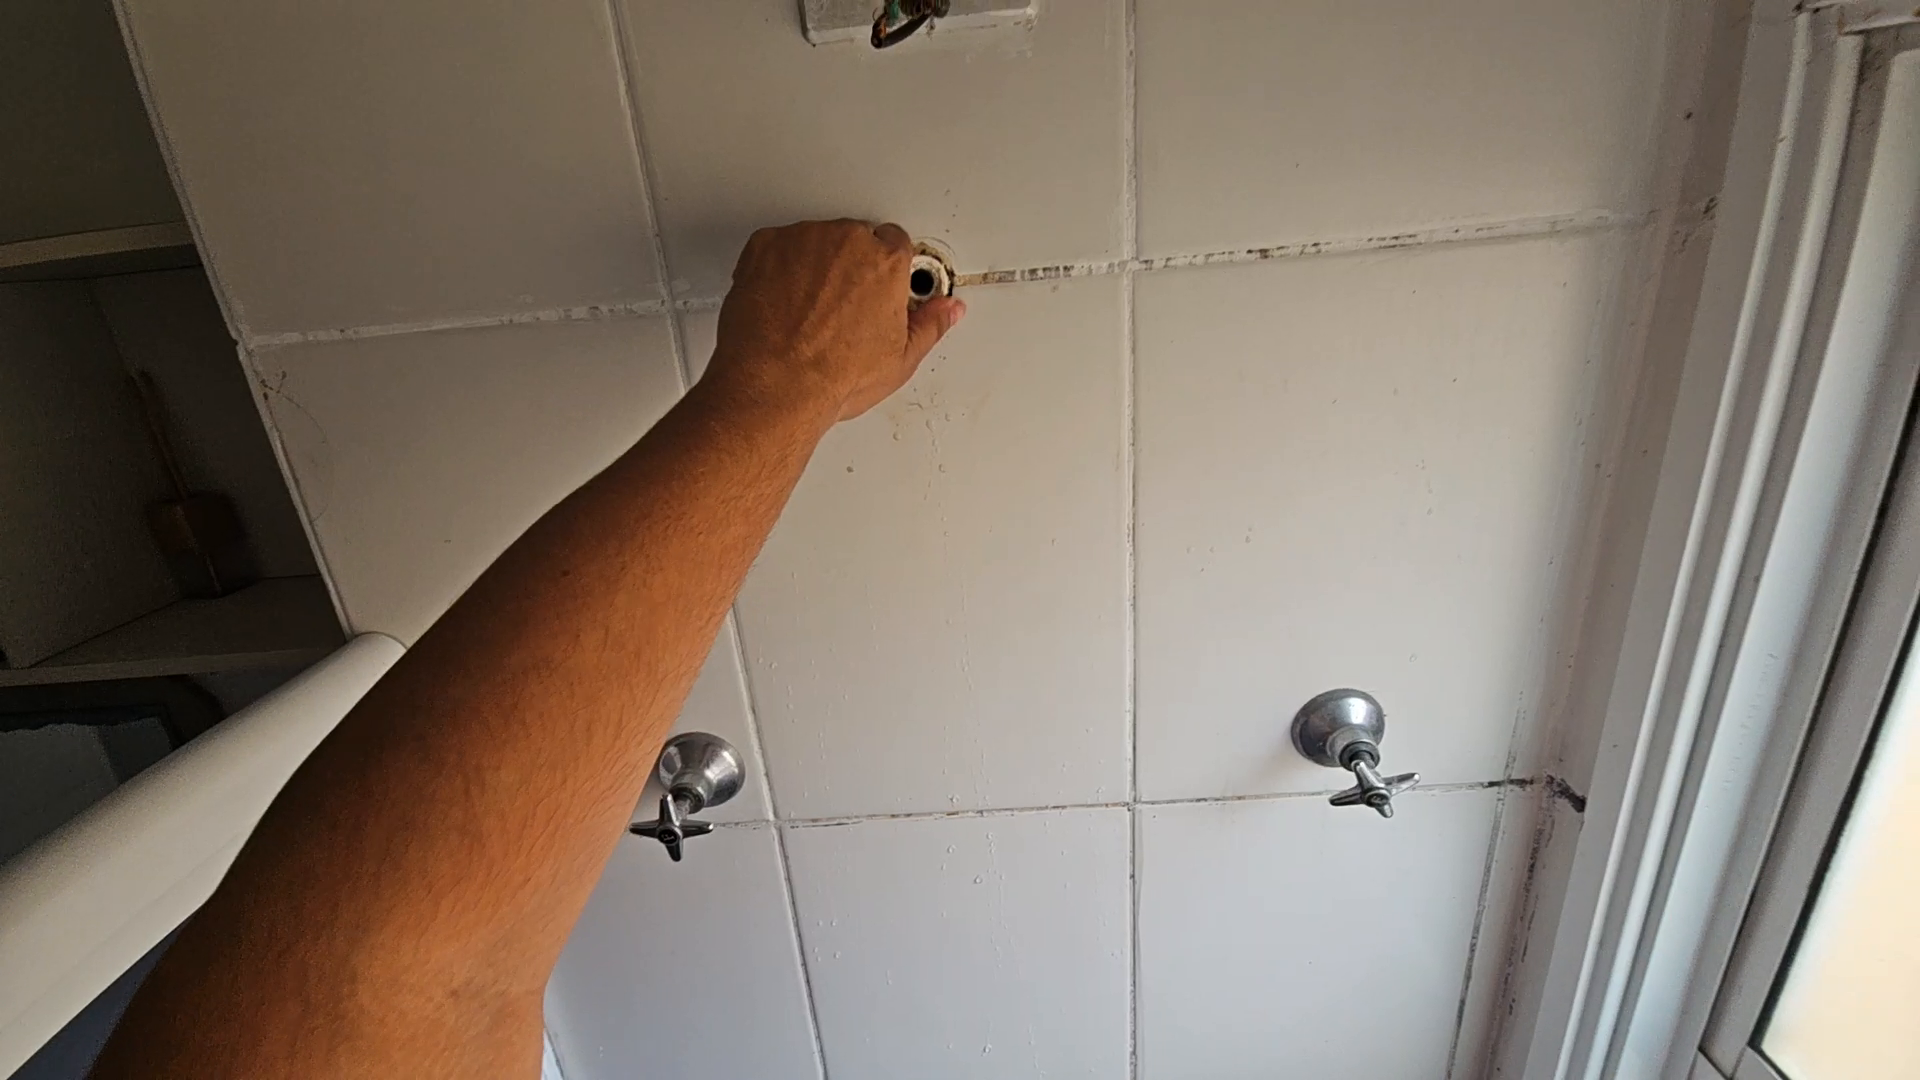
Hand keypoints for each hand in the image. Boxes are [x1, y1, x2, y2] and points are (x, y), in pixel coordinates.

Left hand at [707, 220, 965, 422]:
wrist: (777, 385)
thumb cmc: (834, 375)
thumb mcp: (901, 359)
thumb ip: (931, 324)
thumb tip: (948, 310)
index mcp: (888, 262)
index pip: (898, 245)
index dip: (890, 272)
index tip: (882, 293)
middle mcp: (847, 240)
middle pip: (857, 240)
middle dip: (853, 268)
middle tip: (844, 311)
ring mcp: (803, 239)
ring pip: (817, 241)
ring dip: (817, 266)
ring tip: (811, 313)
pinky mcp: (765, 246)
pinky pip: (778, 248)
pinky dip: (781, 269)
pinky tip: (785, 305)